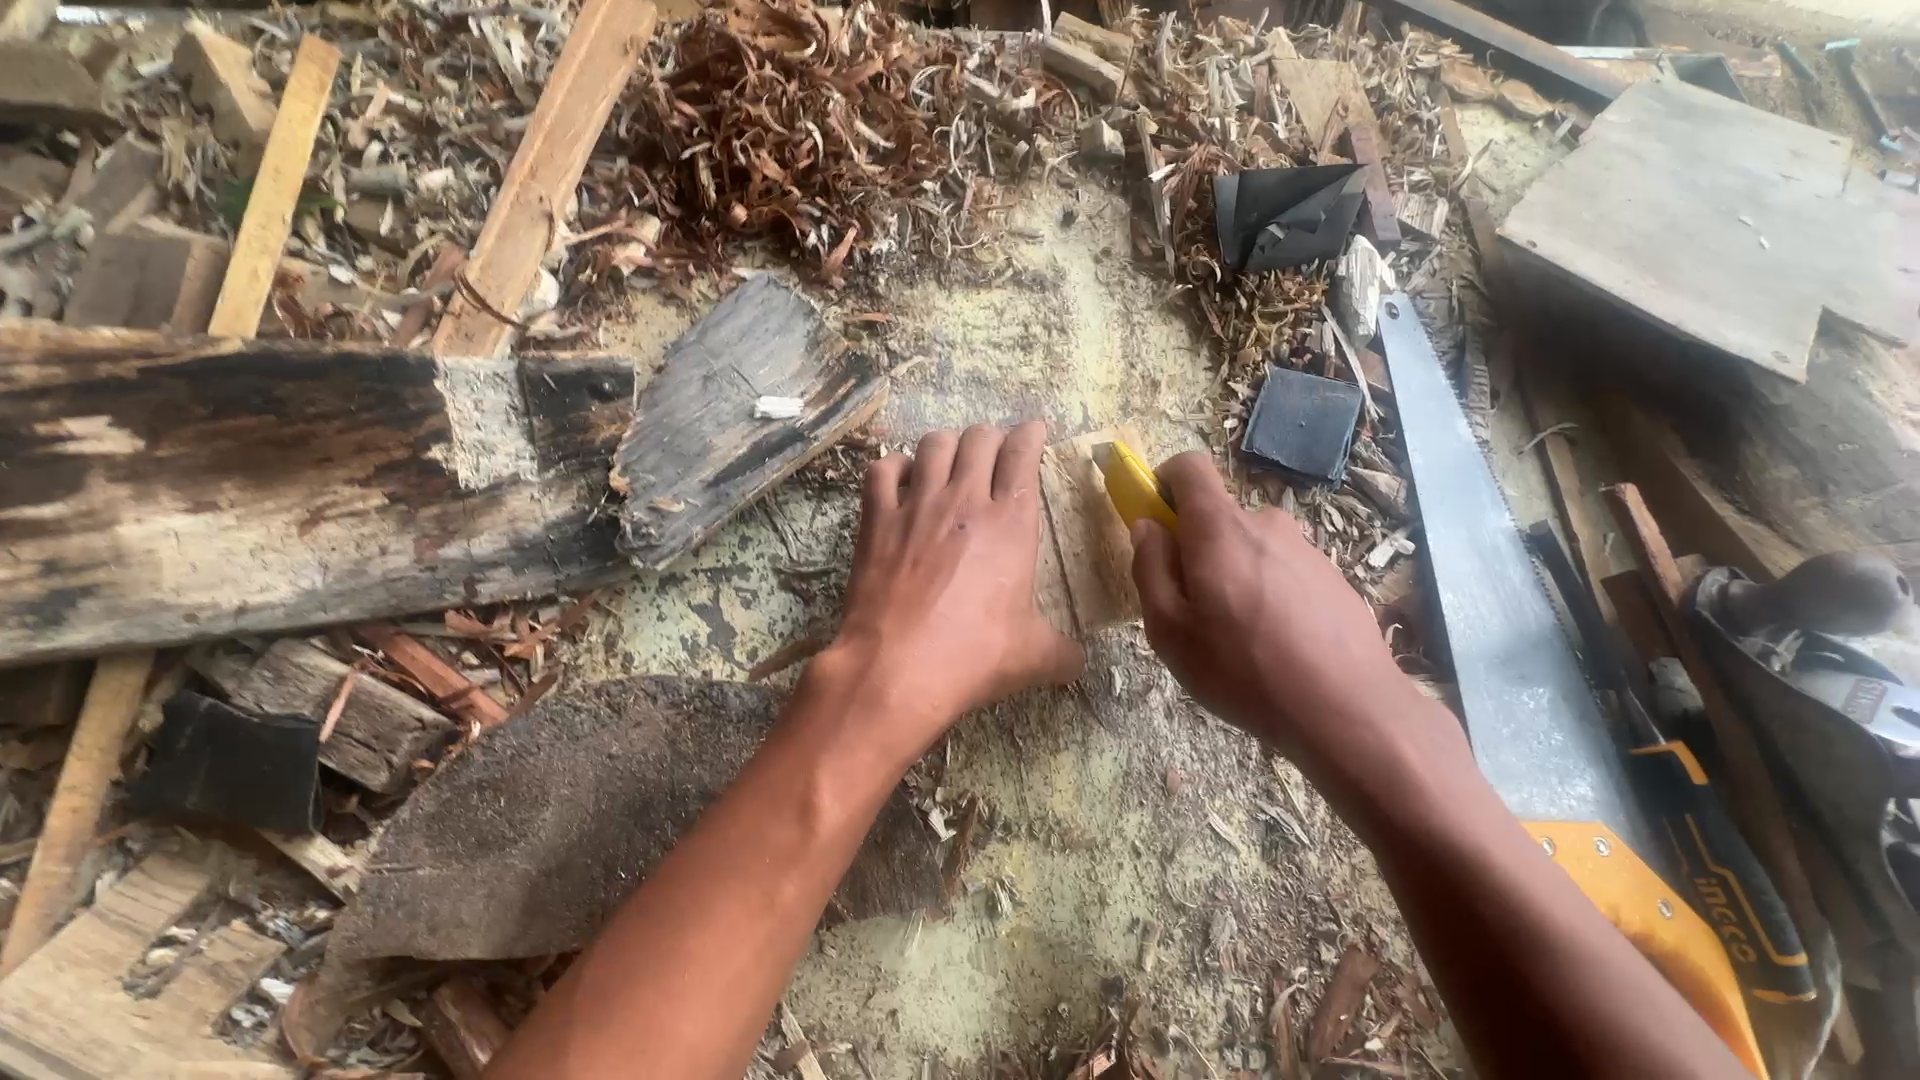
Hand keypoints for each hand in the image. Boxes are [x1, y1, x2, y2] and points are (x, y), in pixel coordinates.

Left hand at [812, 423, 1083, 755]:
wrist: (898, 666)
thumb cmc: (974, 655)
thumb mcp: (1033, 657)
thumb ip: (1061, 652)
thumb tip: (1076, 664)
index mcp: (1010, 522)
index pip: (1023, 455)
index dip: (1031, 434)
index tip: (1034, 430)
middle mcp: (964, 501)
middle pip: (979, 439)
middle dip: (992, 436)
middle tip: (995, 450)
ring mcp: (916, 506)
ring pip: (934, 444)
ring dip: (948, 443)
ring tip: (952, 456)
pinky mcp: (876, 520)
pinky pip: (882, 470)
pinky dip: (895, 466)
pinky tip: (901, 477)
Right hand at [1129, 453, 1443, 775]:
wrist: (1349, 710)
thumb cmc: (1243, 671)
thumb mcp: (1170, 631)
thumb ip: (1150, 569)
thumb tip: (1148, 527)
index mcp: (1220, 530)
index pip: (1190, 467)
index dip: (1165, 482)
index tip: (1156, 521)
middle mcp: (1267, 525)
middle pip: (1219, 519)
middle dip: (1198, 551)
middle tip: (1196, 611)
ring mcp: (1307, 550)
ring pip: (1252, 549)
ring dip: (1236, 577)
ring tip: (1241, 639)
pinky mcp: (1334, 578)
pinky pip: (1284, 572)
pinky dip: (1271, 595)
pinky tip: (1278, 647)